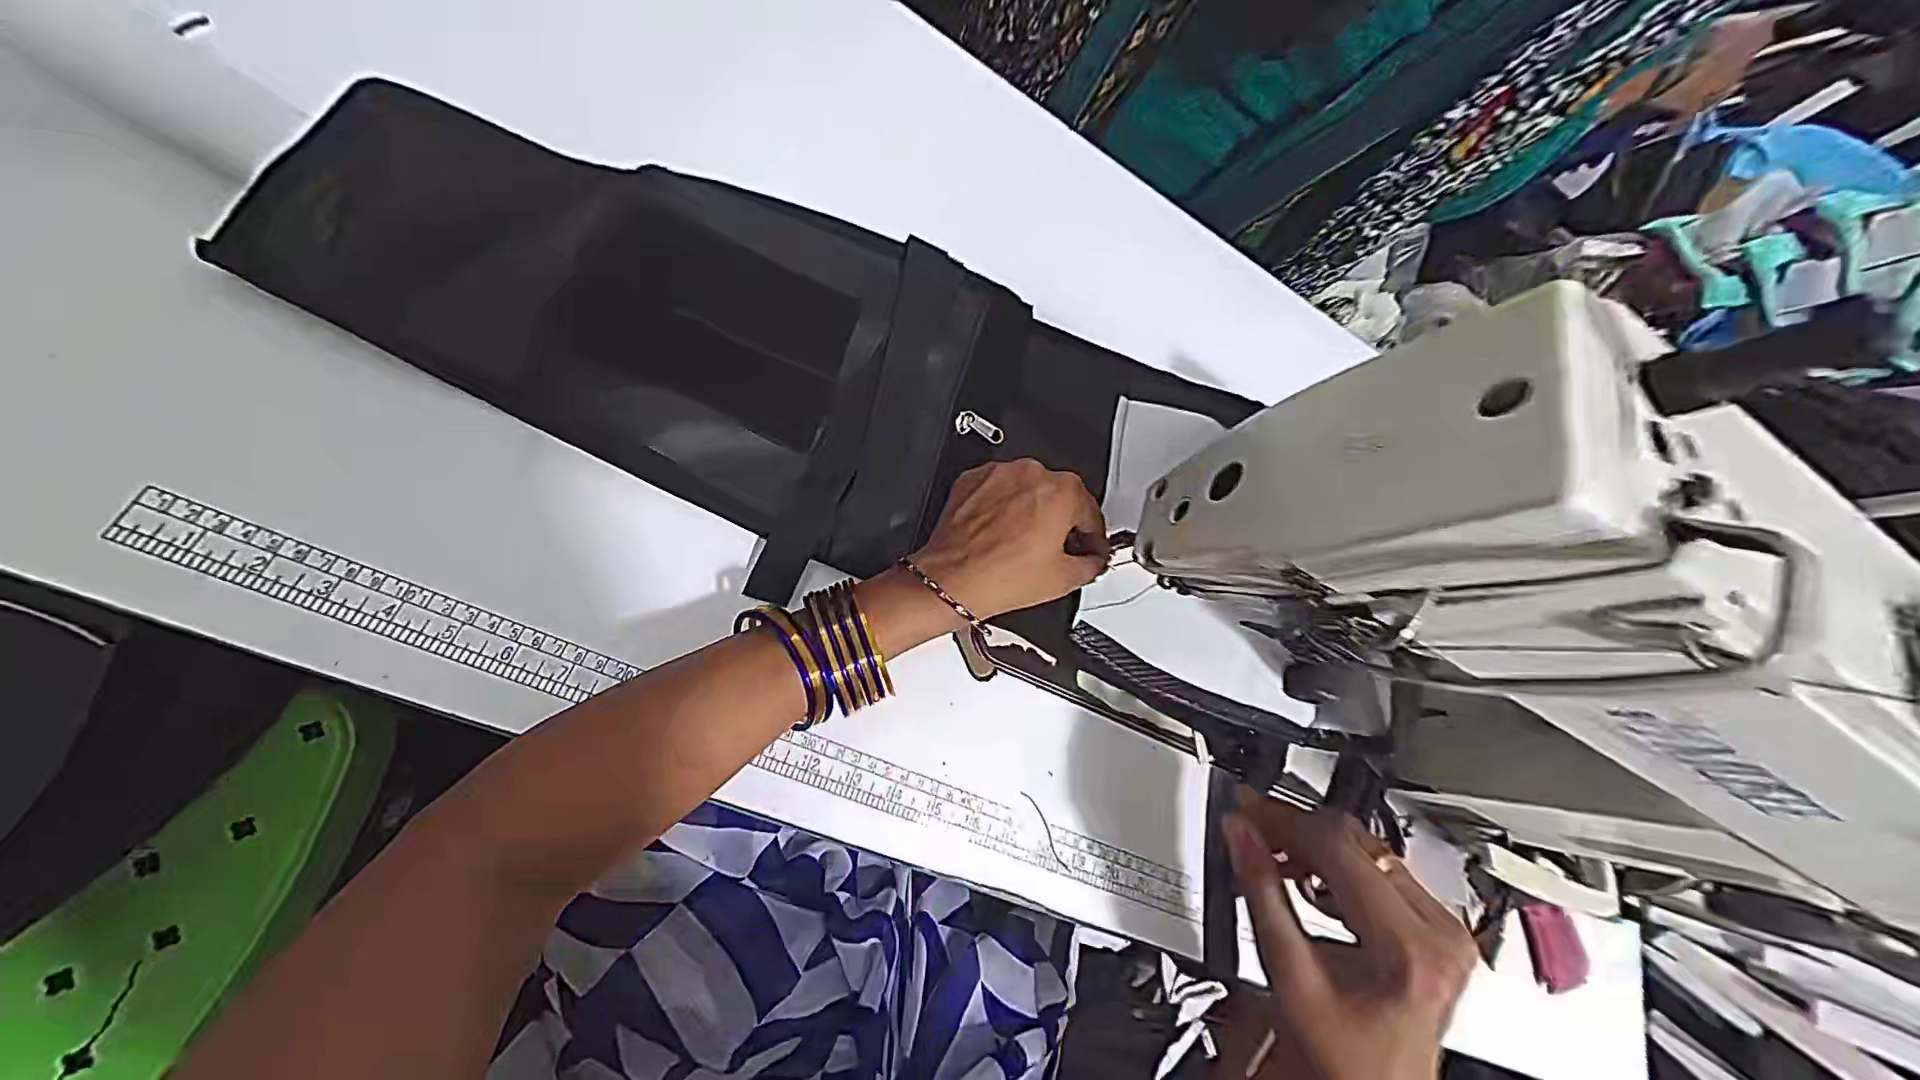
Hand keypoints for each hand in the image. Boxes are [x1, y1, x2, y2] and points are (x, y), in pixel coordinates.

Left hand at [909, 459, 1108, 620]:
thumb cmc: (999, 576)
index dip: (1095, 536)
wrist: (951, 580)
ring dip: (1031, 511)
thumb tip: (1091, 560)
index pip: (1092, 511)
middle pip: (1060, 496)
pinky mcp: (972, 480)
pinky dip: (1002, 507)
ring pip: (1027, 489)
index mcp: (1062, 491)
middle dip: (1063, 522)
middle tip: (1058, 550)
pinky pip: (998, 489)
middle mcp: (1031, 473)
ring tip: (1024, 544)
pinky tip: (1001, 535)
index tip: (1092, 547)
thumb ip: (1091, 563)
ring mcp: (999, 474)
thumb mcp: (1065, 579)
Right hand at [1223, 796, 1476, 1079]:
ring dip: (1313, 841)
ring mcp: (1444, 929)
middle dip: (1295, 827)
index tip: (1246, 808)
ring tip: (1273, 850)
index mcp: (1408, 947)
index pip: (1337, 847)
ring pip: (1366, 847)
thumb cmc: (1341, 1054)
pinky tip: (1307, 873)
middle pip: (1355, 840)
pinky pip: (1380, 867)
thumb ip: (1261, 892)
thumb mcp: (1288, 972)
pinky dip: (1336, 861)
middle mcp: (1439, 932)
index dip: (1283, 820)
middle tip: (1251, 825)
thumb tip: (1240, 834)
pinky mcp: (1437, 926)